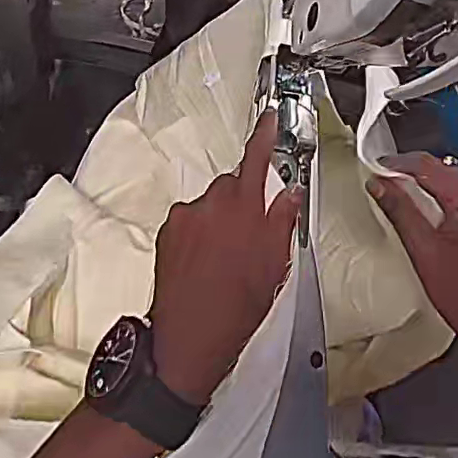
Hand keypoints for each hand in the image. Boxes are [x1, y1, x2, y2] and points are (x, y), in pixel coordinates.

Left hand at [148, 112, 302, 404]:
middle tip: (252, 231)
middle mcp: (212, 205)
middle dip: (244, 198)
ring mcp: (186, 217)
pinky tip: (206, 258)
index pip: (257, 158)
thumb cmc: (236, 307)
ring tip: (226, 254)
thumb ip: (282, 221)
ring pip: (211, 202)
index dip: (264, 134)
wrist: (188, 340)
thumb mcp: (274, 265)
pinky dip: (200, 229)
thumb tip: (290, 195)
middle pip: (233, 182)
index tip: (268, 118)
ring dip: (221, 217)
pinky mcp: (168, 231)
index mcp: (244, 209)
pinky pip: (191, 217)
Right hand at [368, 155, 457, 363]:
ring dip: (428, 187)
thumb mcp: (425, 253)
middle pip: (442, 170)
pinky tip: (430, 217)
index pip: (427, 165)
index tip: (376, 170)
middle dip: (411, 176)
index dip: (396, 165)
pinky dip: (446, 200)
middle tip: (383, 185)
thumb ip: (400, 212)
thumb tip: (380, 186)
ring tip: (402, 202)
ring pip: (455, 181)